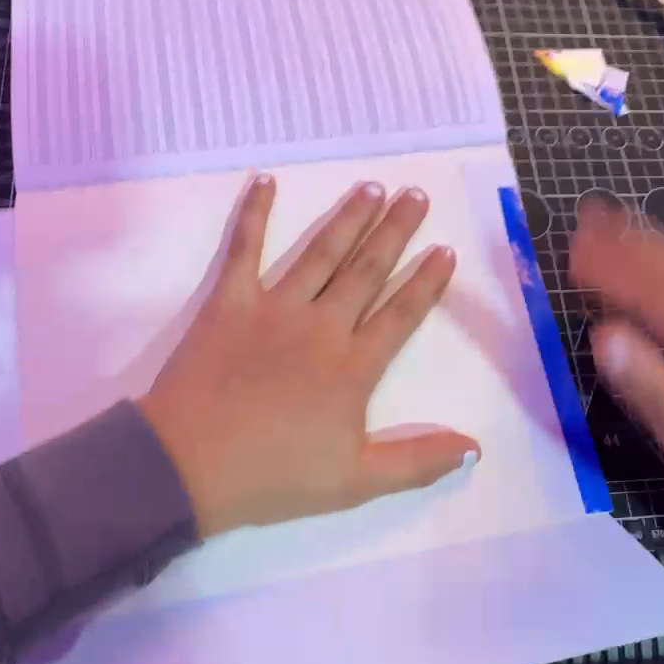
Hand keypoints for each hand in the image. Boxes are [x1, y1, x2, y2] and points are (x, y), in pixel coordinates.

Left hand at [139, 175, 479, 536]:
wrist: (189, 464)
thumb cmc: (273, 475)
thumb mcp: (355, 482)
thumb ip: (417, 460)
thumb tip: (474, 446)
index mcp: (352, 366)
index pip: (400, 314)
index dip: (426, 282)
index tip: (445, 250)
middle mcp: (321, 326)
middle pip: (366, 270)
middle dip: (395, 231)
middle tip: (415, 194)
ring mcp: (274, 308)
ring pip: (321, 253)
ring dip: (348, 217)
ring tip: (371, 186)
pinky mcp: (230, 301)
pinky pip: (244, 248)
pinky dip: (254, 213)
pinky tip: (266, 180)